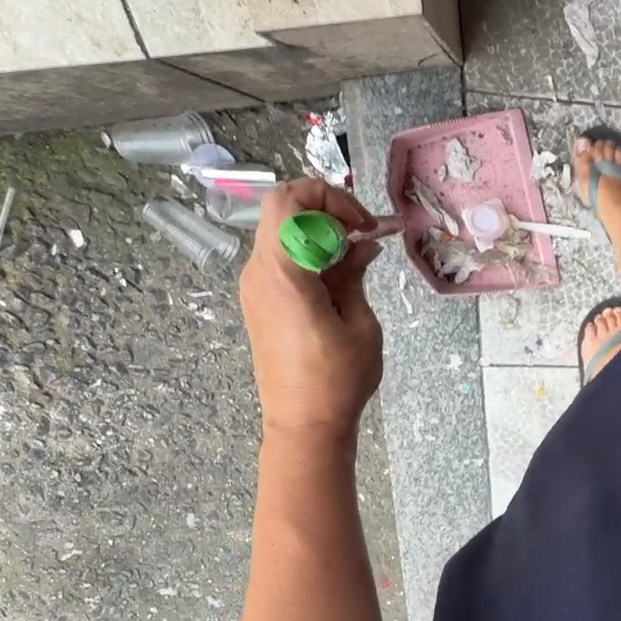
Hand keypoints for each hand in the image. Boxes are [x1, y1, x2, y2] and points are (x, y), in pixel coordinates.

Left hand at [240, 180, 383, 440]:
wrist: (304, 423)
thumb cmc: (339, 379)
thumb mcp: (361, 324)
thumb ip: (354, 274)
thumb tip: (362, 245)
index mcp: (283, 271)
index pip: (290, 200)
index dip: (331, 197)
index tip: (366, 225)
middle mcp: (258, 271)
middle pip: (282, 210)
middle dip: (327, 210)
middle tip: (363, 236)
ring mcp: (254, 286)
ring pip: (281, 233)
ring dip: (320, 234)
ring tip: (357, 260)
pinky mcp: (259, 302)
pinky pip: (281, 260)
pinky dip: (309, 255)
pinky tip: (339, 279)